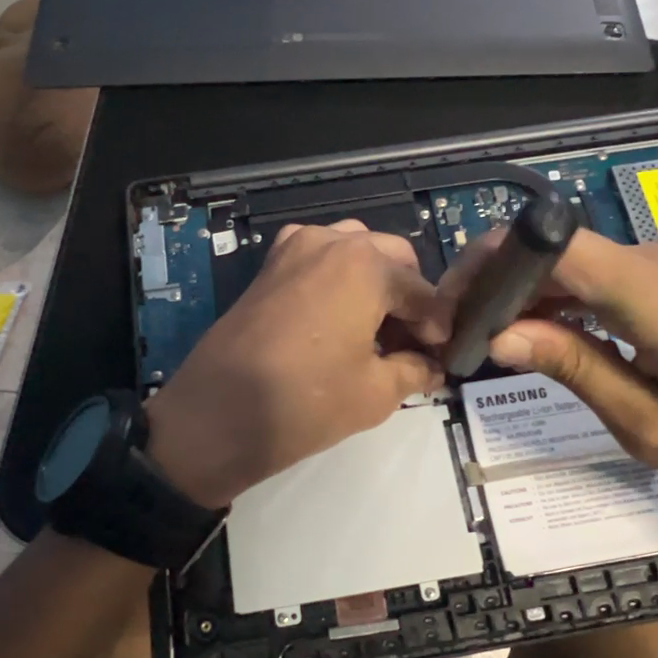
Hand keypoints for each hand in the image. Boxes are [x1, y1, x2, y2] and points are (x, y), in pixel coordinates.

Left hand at [147, 220, 447, 508]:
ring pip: (354, 252)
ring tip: (375, 332)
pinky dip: (338, 280)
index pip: (422, 291)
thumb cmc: (306, 402)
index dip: (437, 326)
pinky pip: (318, 261)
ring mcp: (294, 249)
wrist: (216, 415)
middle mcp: (331, 242)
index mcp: (366, 264)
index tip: (441, 356)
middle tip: (410, 344)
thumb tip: (433, 365)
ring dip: (374, 283)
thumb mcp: (376, 393)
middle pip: (391, 259)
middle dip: (408, 297)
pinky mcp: (268, 267)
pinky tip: (337, 320)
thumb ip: (414, 370)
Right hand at [436, 228, 657, 536]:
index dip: (497, 264)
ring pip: (583, 262)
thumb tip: (499, 334)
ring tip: (494, 338)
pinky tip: (547, 333)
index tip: (456, 308)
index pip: (559, 247)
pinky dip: (570, 298)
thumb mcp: (648, 424)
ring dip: (533, 293)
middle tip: (463, 332)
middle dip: (504, 282)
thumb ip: (573, 367)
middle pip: (564, 250)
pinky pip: (611, 276)